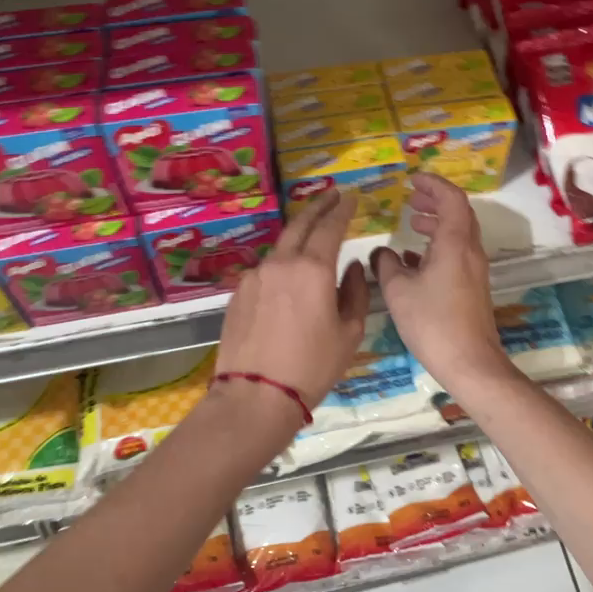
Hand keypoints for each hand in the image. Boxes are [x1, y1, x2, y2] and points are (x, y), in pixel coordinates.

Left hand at [216, 191, 369, 411]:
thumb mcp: (349, 333)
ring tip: (311, 236)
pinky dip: (281, 266)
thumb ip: (354, 293)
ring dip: (298, 237)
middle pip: (300, 225)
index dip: (342, 210)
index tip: (350, 197)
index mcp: (312, 268)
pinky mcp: (238, 294)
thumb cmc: (312, 366)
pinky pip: (265, 271)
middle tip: (331, 196)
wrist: (256, 395)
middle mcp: (281, 263)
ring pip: (281, 248)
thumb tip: (351, 268)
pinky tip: (287, 279)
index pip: (330, 227)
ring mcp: (255, 277)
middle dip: (318, 207)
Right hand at [372, 174, 513, 387]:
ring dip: (437, 223)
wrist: (470, 362)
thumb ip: (386, 266)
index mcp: (455, 242)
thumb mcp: (398, 291)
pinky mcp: (472, 288)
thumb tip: (382, 254)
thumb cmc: (433, 322)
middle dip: (435, 201)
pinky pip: (457, 254)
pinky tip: (414, 260)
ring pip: (458, 234)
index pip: (451, 198)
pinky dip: (438, 246)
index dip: (433, 184)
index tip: (413, 179)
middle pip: (458, 213)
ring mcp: (474, 270)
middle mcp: (470, 251)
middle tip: (411, 197)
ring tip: (411, 222)